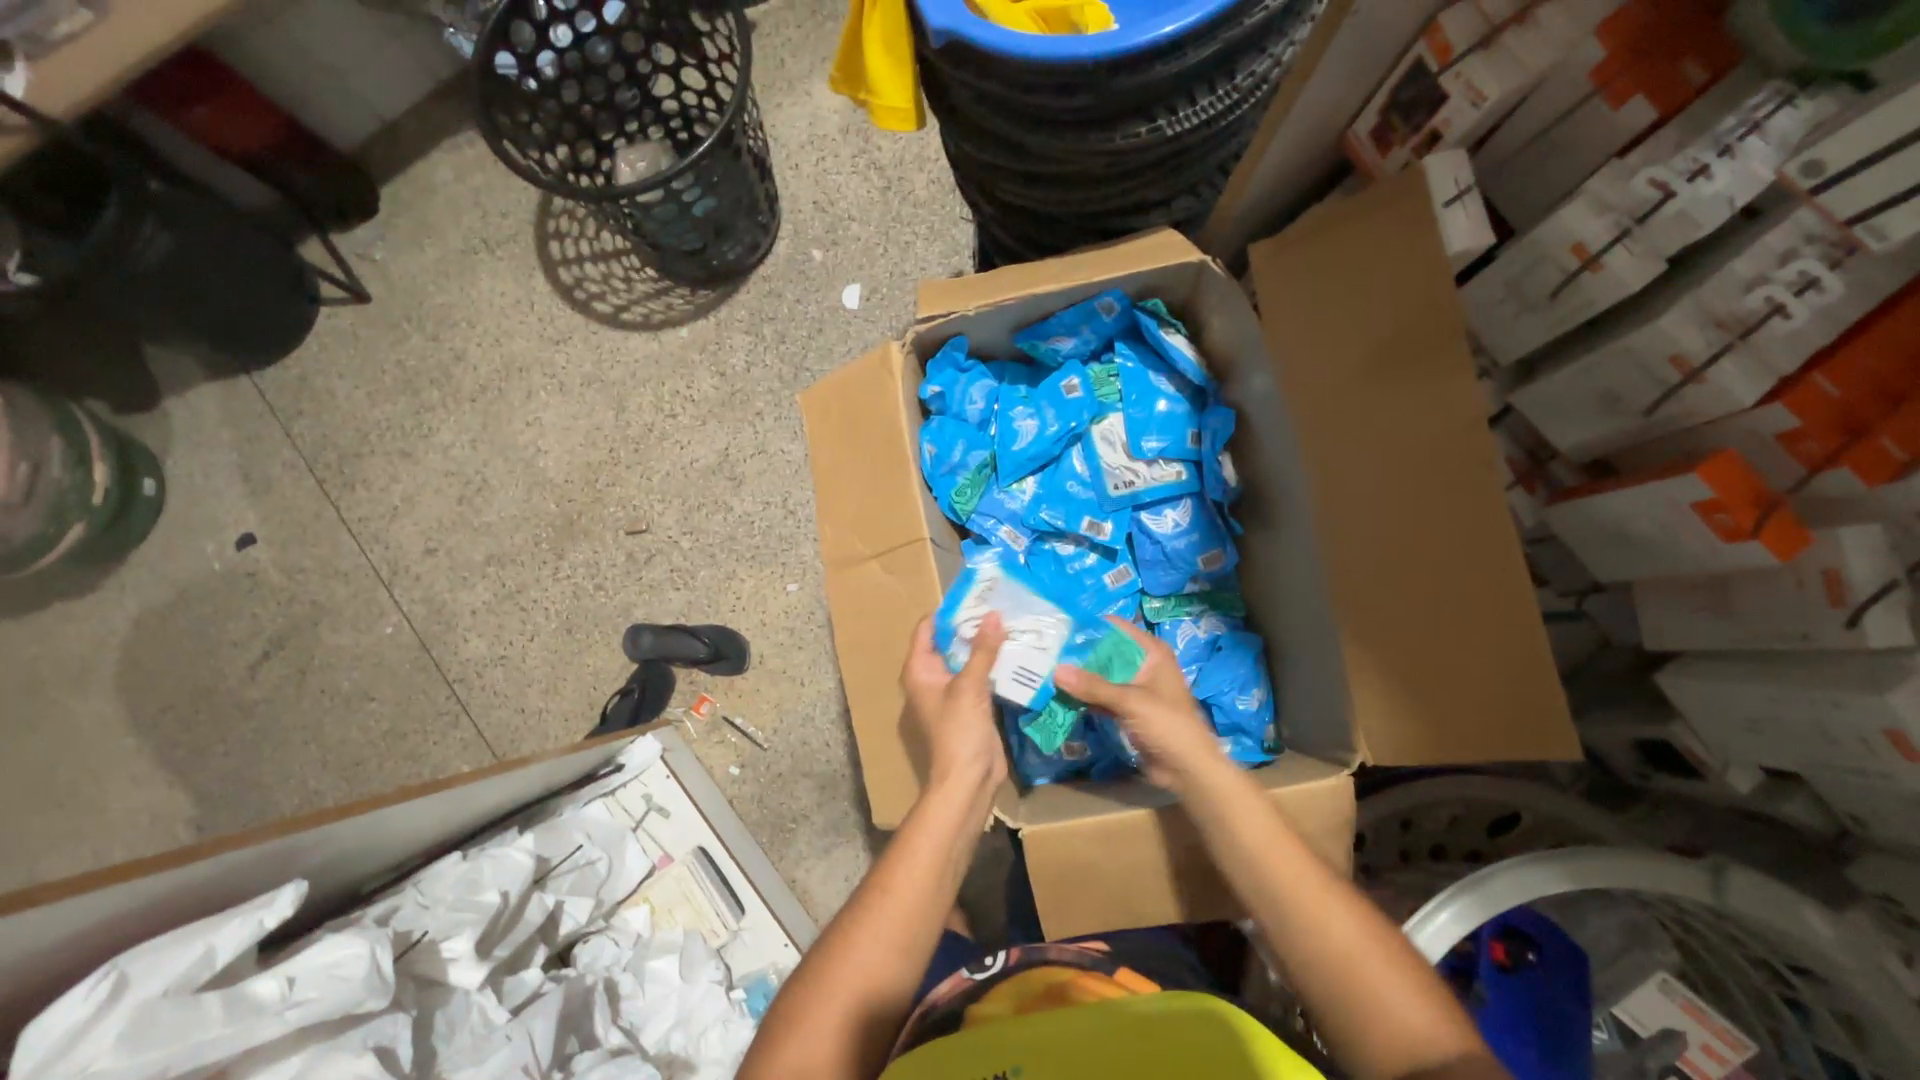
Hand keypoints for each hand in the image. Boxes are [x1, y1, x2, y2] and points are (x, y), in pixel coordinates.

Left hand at [901, 613, 1007, 793]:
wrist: (968, 780)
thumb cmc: (958, 731)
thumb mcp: (969, 686)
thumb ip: (982, 650)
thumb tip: (994, 614)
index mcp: (919, 671)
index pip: (927, 629)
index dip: (947, 612)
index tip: (975, 595)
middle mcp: (932, 678)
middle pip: (949, 642)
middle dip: (972, 625)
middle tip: (1000, 604)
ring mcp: (953, 693)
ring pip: (968, 659)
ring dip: (986, 645)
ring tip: (1012, 621)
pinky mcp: (973, 706)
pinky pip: (982, 677)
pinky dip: (995, 665)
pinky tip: (1017, 650)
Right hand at [1055, 617, 1225, 791]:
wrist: (1187, 769)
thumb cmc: (1167, 725)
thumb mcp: (1130, 701)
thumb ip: (1093, 686)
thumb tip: (1056, 670)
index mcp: (1152, 652)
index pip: (1118, 628)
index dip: (1091, 627)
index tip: (1061, 626)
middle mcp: (1144, 665)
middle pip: (1107, 652)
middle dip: (1080, 653)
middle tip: (1046, 649)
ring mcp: (1135, 689)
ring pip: (1102, 676)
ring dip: (1080, 676)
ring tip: (1046, 669)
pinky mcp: (1128, 710)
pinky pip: (1102, 697)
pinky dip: (1085, 697)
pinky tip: (1060, 694)